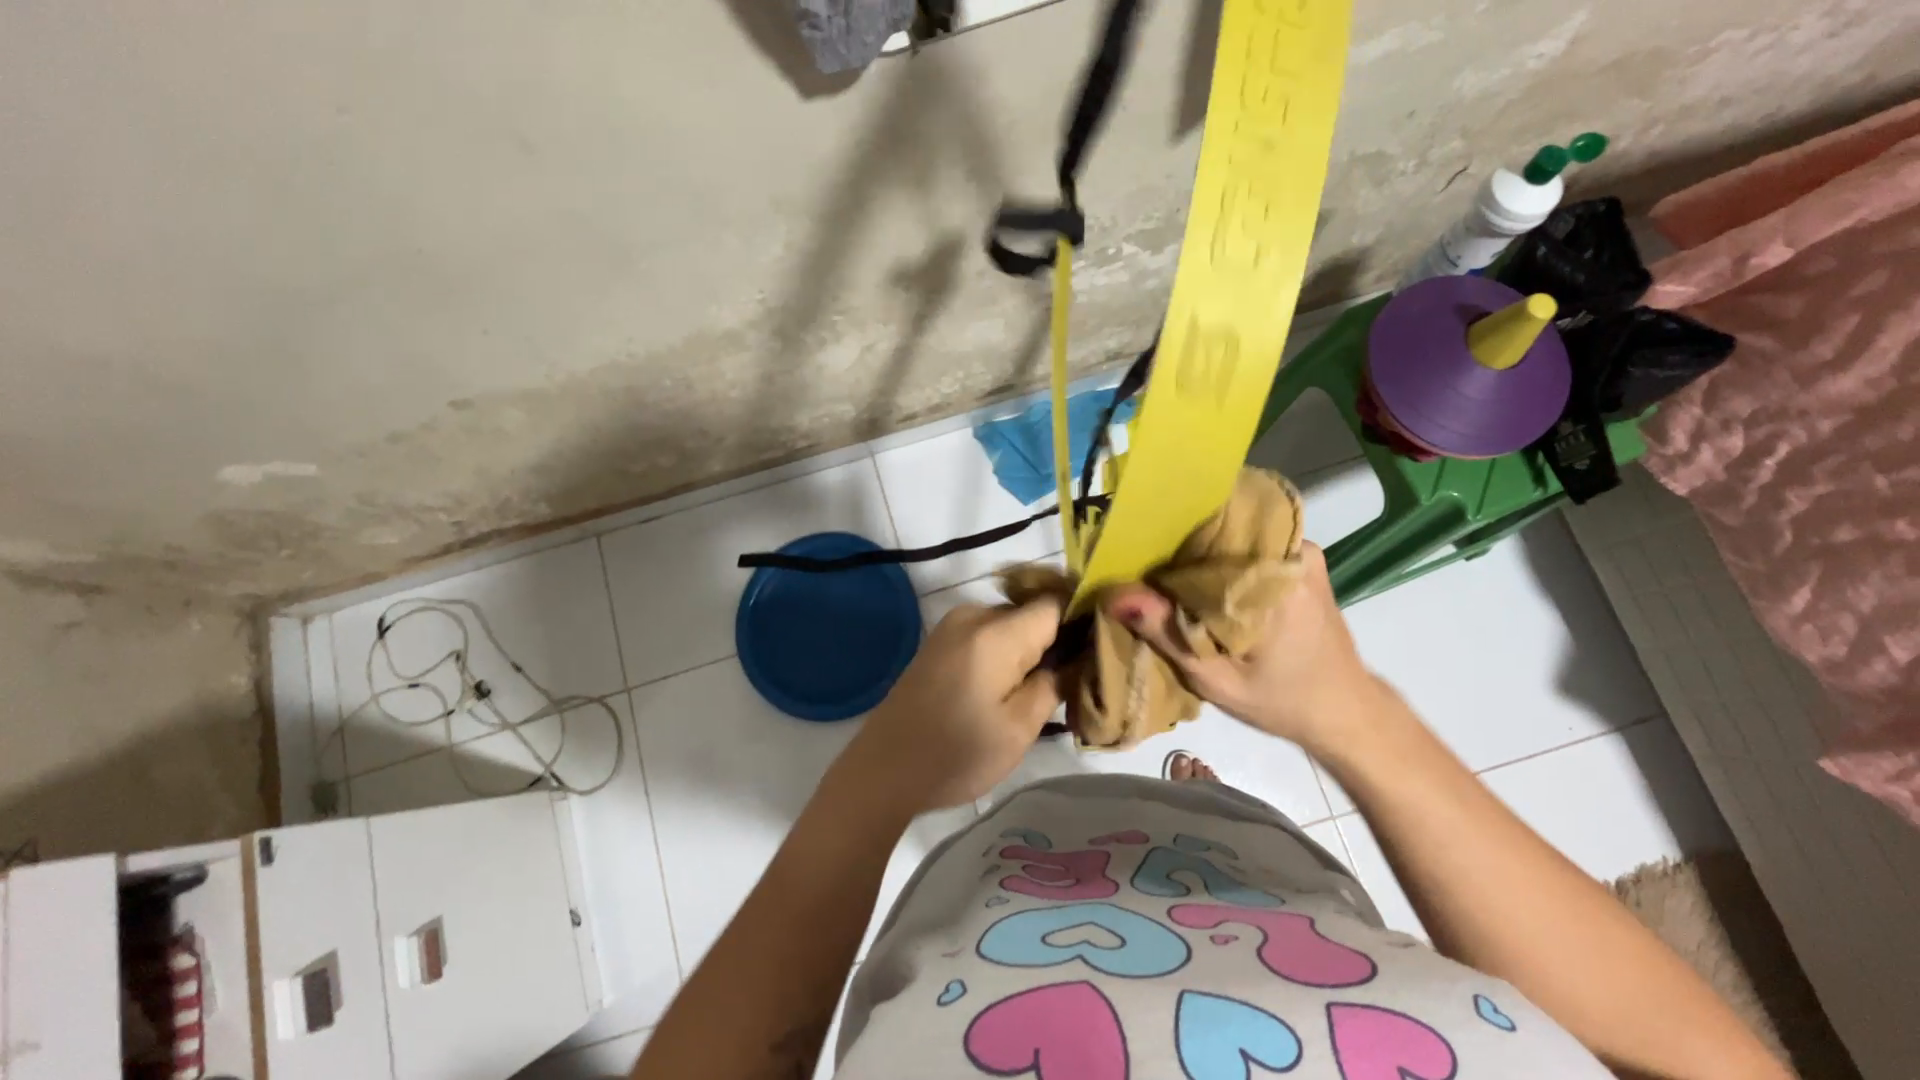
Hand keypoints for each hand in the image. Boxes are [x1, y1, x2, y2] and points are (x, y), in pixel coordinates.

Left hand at [842, 598, 1063, 812]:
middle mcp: (973, 615)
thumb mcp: (1019, 728)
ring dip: (1033, 650)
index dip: (1084, 619)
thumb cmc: (956, 754)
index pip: (1056, 601)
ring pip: (1012, 626)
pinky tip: (1014, 689)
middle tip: (1080, 679)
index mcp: (996, 631)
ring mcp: (952, 628)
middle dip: (1059, 639)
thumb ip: (1055, 682)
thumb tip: (1078, 654)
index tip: (1105, 646)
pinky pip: (989, 637)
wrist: (882, 772)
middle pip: (1033, 612)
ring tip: (1050, 689)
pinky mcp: (940, 645)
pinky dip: (1008, 655)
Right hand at [1105, 544, 1376, 752]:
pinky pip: (1249, 547)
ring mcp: (1302, 552)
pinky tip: (1198, 584)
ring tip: (1165, 578)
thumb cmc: (1283, 700)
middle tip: (1143, 572)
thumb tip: (1116, 596)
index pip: (1206, 536)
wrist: (1345, 711)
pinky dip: (1222, 562)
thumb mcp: (1218, 679)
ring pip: (1233, 538)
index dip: (1165, 546)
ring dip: (1199, 555)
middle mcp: (1293, 551)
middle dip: (1180, 549)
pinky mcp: (1302, 560)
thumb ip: (1168, 634)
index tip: (1134, 561)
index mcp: (1276, 576)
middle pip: (1219, 532)